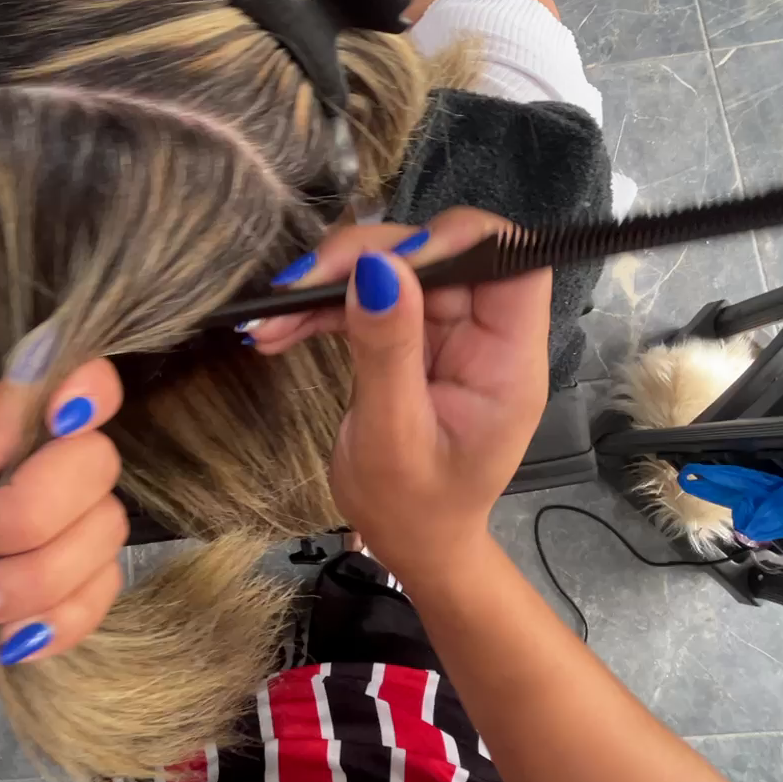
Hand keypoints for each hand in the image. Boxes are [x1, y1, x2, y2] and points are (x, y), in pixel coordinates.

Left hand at [0, 358, 128, 763]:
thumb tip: (44, 357)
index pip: (69, 381)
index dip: (85, 392)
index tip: (67, 419)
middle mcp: (35, 467)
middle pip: (96, 461)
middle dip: (29, 517)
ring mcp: (61, 528)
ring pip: (106, 531)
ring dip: (29, 583)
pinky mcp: (77, 589)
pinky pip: (104, 591)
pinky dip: (50, 622)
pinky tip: (1, 637)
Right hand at [251, 208, 551, 583]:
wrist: (406, 540)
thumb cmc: (412, 508)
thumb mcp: (393, 438)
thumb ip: (388, 352)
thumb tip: (377, 267)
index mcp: (506, 358)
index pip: (510, 262)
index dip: (455, 241)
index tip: (385, 261)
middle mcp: (480, 333)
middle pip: (437, 255)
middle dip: (364, 260)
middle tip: (298, 287)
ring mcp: (443, 333)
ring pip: (393, 271)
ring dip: (330, 283)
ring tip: (272, 316)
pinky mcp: (407, 338)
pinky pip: (367, 299)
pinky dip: (322, 309)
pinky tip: (277, 329)